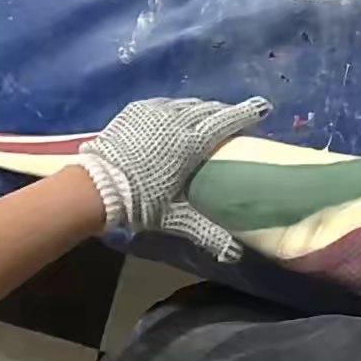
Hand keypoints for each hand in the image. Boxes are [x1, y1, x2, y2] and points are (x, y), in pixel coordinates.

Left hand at [77, 96, 270, 261]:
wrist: (97, 186)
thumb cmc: (140, 201)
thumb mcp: (176, 218)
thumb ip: (207, 233)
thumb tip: (234, 255)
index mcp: (191, 143)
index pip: (226, 121)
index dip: (246, 113)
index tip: (262, 108)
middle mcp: (176, 121)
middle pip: (207, 109)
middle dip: (223, 111)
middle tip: (232, 117)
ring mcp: (154, 112)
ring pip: (185, 104)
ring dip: (198, 109)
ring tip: (205, 115)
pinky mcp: (135, 111)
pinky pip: (163, 104)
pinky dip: (175, 109)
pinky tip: (174, 115)